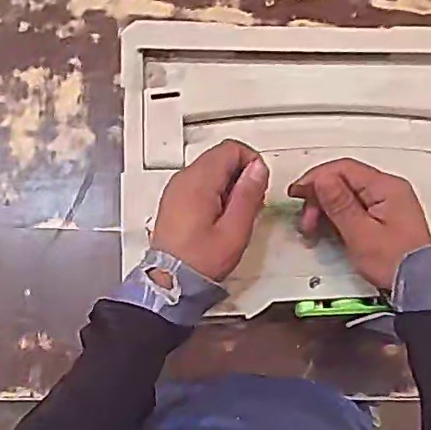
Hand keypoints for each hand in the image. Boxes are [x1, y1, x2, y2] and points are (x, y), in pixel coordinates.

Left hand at [150, 139, 269, 281]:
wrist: (171, 280)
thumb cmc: (199, 261)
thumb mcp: (234, 230)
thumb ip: (248, 195)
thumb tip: (258, 169)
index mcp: (198, 182)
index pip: (230, 149)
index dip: (251, 162)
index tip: (258, 185)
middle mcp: (183, 180)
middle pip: (220, 157)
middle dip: (241, 174)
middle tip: (250, 203)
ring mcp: (176, 190)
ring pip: (210, 170)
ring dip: (229, 185)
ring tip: (235, 215)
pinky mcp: (174, 201)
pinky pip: (199, 184)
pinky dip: (215, 193)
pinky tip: (220, 218)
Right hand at [287, 159, 430, 289]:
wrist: (419, 287)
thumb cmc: (394, 263)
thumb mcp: (361, 233)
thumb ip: (340, 204)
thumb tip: (322, 178)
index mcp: (386, 188)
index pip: (343, 169)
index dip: (316, 178)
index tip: (297, 193)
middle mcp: (388, 189)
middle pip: (343, 180)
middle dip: (319, 198)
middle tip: (306, 220)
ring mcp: (386, 202)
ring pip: (345, 194)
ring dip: (325, 209)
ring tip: (313, 230)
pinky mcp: (383, 216)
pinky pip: (353, 206)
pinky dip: (336, 216)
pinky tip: (326, 231)